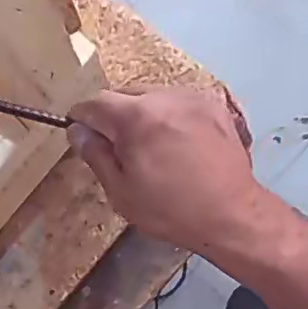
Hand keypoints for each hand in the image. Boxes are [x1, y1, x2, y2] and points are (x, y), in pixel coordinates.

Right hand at [67, 88, 277, 259]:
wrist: (230, 214)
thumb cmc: (170, 210)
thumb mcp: (121, 191)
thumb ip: (96, 155)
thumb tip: (77, 132)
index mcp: (136, 118)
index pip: (95, 103)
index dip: (81, 119)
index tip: (79, 134)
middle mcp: (164, 97)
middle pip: (124, 94)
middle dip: (112, 117)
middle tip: (115, 150)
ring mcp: (193, 98)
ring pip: (152, 96)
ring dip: (141, 115)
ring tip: (148, 149)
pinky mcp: (214, 106)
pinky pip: (178, 103)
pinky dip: (168, 117)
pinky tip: (174, 145)